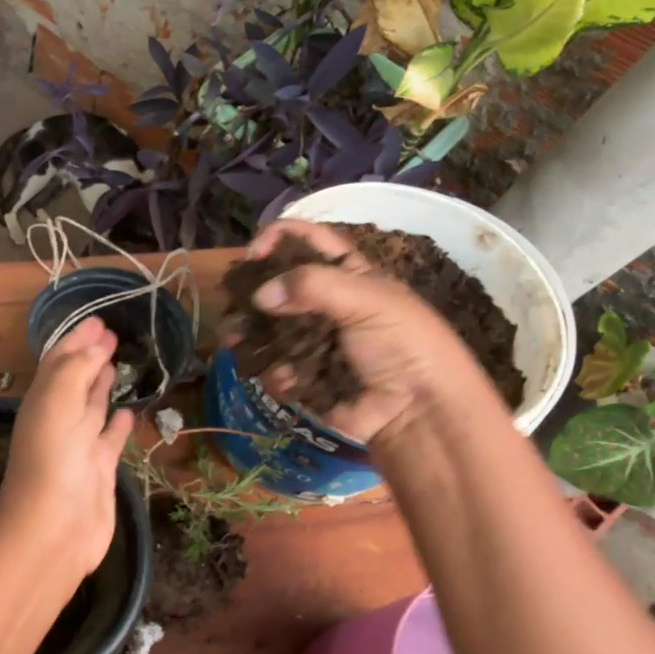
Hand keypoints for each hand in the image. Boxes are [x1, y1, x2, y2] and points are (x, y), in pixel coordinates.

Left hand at [0, 316, 134, 575]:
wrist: (55, 528)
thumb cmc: (52, 459)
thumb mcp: (57, 403)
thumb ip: (75, 370)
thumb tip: (93, 346)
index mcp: (43, 401)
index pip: (59, 360)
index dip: (76, 339)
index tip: (98, 320)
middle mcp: (59, 419)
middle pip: (76, 379)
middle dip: (90, 356)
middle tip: (111, 334)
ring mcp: (80, 446)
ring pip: (92, 406)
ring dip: (102, 385)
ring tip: (117, 364)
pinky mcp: (100, 470)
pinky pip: (110, 438)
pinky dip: (118, 423)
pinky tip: (129, 412)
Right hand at [243, 221, 497, 444]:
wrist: (421, 415)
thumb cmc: (406, 345)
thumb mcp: (370, 301)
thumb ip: (312, 286)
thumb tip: (259, 294)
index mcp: (350, 277)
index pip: (309, 241)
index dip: (279, 238)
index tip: (254, 254)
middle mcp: (327, 307)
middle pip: (278, 288)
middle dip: (251, 294)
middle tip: (233, 304)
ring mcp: (313, 345)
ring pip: (267, 331)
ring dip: (248, 335)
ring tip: (234, 342)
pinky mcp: (305, 380)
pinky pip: (276, 371)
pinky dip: (276, 375)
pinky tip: (286, 380)